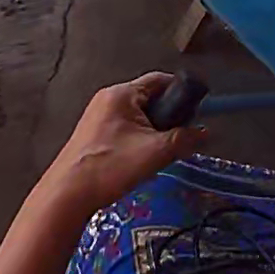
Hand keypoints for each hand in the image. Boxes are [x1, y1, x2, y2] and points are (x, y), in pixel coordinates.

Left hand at [33, 73, 205, 219]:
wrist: (69, 193)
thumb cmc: (110, 166)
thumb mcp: (156, 152)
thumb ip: (185, 139)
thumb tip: (205, 133)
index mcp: (121, 94)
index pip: (160, 80)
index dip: (181, 93)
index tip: (196, 111)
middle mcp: (108, 99)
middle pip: (149, 98)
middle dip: (167, 117)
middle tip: (179, 138)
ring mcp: (98, 116)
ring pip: (138, 116)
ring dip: (153, 132)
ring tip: (160, 153)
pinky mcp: (94, 134)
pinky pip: (124, 129)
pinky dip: (138, 140)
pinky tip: (140, 161)